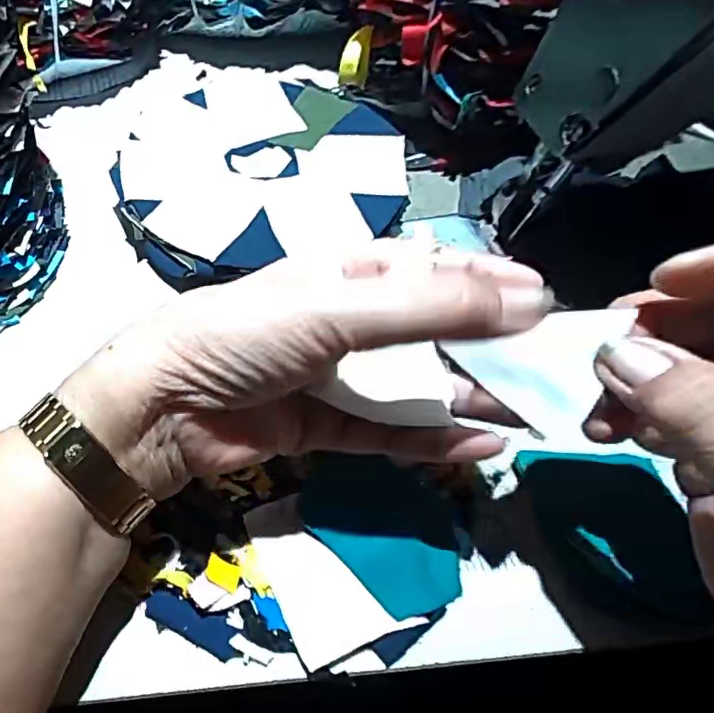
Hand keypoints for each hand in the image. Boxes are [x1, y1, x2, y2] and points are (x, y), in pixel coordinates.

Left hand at [59, 241, 550, 497]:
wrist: (166, 407)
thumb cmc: (245, 337)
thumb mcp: (337, 308)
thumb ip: (428, 307)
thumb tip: (523, 302)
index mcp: (346, 274)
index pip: (430, 268)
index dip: (486, 278)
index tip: (542, 296)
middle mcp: (346, 321)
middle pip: (431, 331)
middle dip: (488, 346)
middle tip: (547, 364)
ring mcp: (337, 377)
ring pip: (416, 387)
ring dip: (468, 397)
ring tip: (527, 409)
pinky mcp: (325, 426)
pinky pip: (390, 432)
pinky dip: (432, 439)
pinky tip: (479, 444)